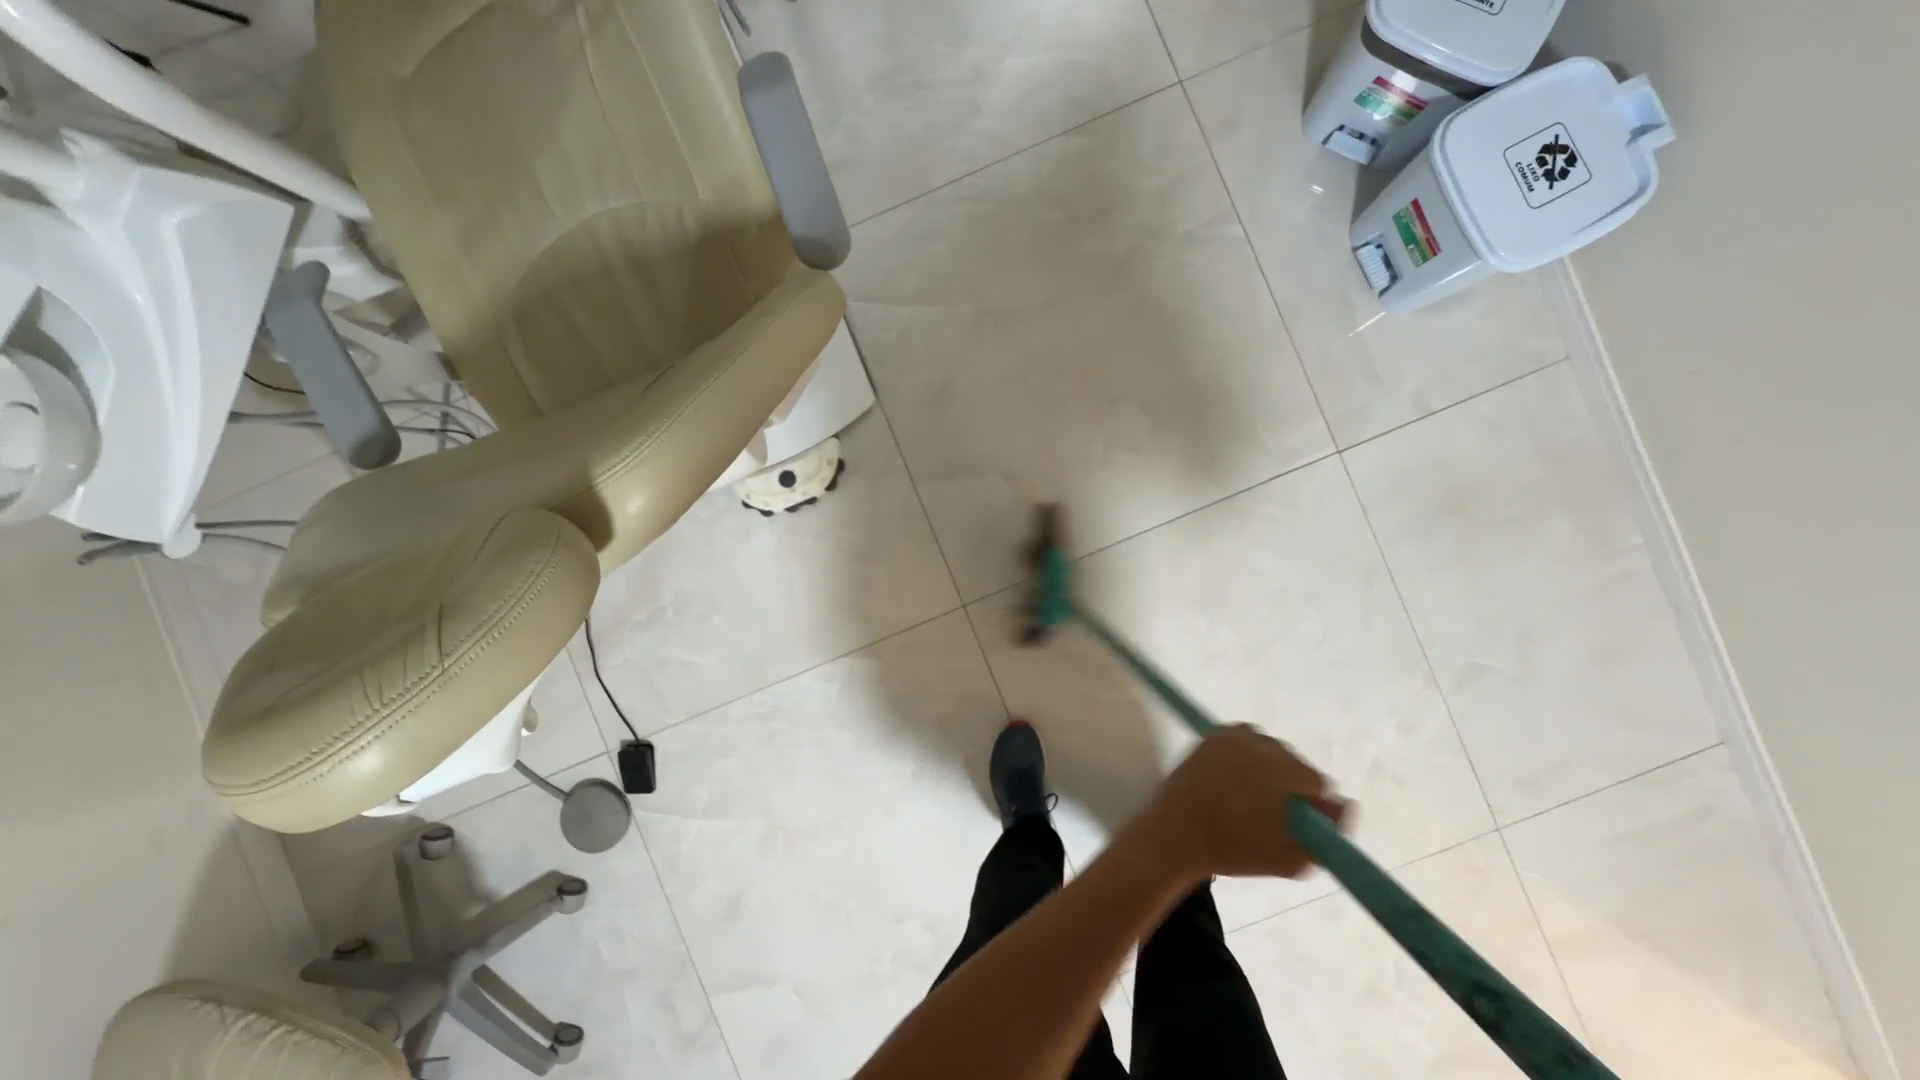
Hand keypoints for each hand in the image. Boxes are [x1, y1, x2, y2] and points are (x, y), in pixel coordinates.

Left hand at [1146, 726, 1352, 880]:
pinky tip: (1236, 776)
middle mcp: (1261, 746)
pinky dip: (1246, 753)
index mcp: (1283, 771)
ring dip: (1268, 768)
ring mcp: (1233, 737)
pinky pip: (1243, 739)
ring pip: (1269, 749)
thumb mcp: (1290, 859)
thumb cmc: (1233, 850)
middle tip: (1270, 812)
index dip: (1311, 804)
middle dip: (1289, 785)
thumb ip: (1327, 836)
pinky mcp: (1211, 736)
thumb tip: (1345, 807)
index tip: (1297, 822)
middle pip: (1292, 762)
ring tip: (1250, 796)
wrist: (1174, 835)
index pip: (1316, 782)